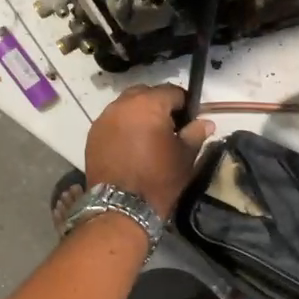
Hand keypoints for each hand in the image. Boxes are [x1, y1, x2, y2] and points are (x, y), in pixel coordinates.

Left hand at [85, 85, 214, 219]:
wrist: (121, 207)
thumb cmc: (159, 179)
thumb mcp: (184, 156)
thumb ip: (195, 133)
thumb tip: (206, 122)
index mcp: (149, 104)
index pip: (173, 91)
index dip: (185, 104)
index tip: (190, 119)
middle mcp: (123, 104)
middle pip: (146, 94)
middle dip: (159, 105)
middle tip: (169, 127)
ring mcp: (104, 119)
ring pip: (126, 106)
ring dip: (139, 115)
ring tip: (148, 137)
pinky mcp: (93, 135)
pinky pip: (112, 122)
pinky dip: (123, 127)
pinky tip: (130, 146)